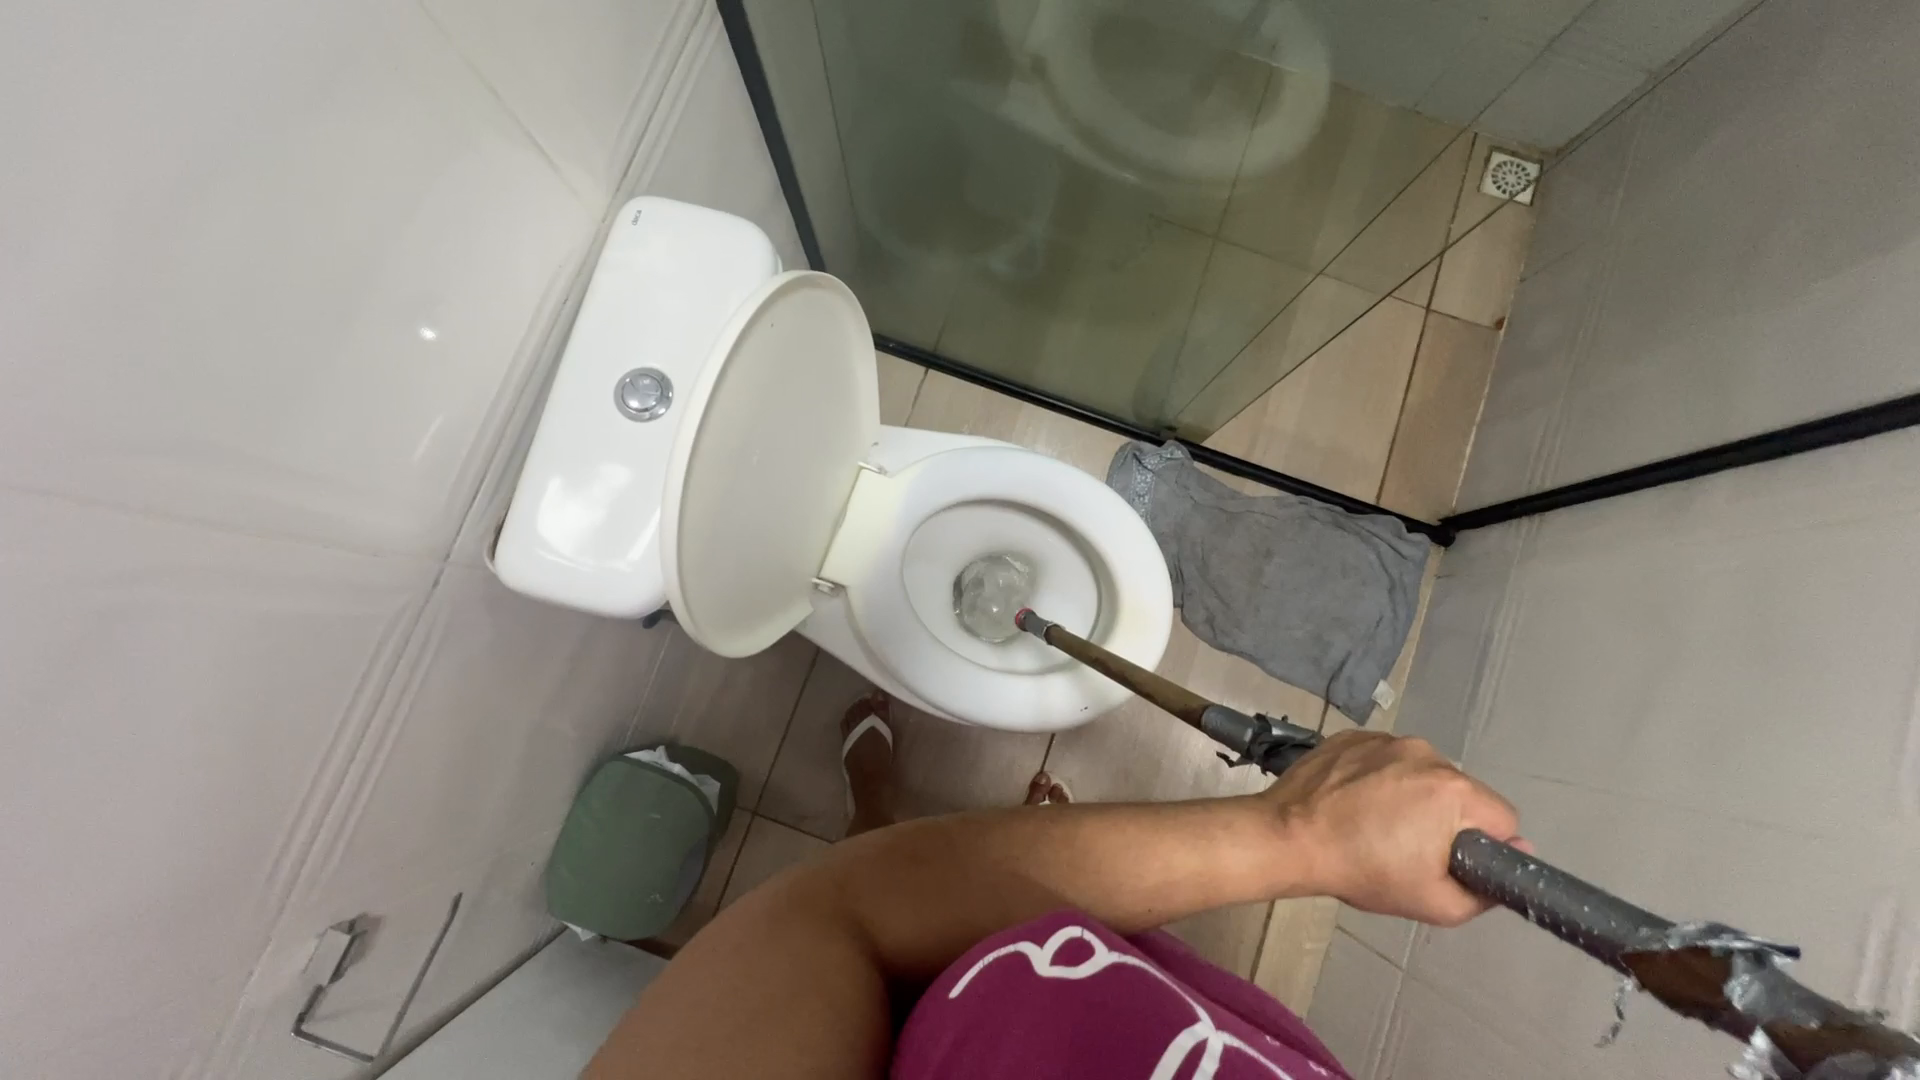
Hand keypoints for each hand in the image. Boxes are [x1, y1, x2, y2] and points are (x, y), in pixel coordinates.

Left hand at [1262, 731, 1526, 925]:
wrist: (1288, 836)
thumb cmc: (1362, 868)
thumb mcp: (1438, 903)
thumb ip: (1488, 888)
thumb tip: (1516, 853)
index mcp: (1453, 788)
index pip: (1501, 819)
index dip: (1484, 846)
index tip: (1450, 859)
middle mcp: (1423, 752)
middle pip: (1460, 792)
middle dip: (1446, 819)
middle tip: (1408, 845)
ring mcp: (1383, 739)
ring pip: (1420, 772)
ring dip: (1411, 794)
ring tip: (1375, 822)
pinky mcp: (1351, 736)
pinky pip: (1384, 758)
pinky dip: (1378, 777)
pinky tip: (1353, 800)